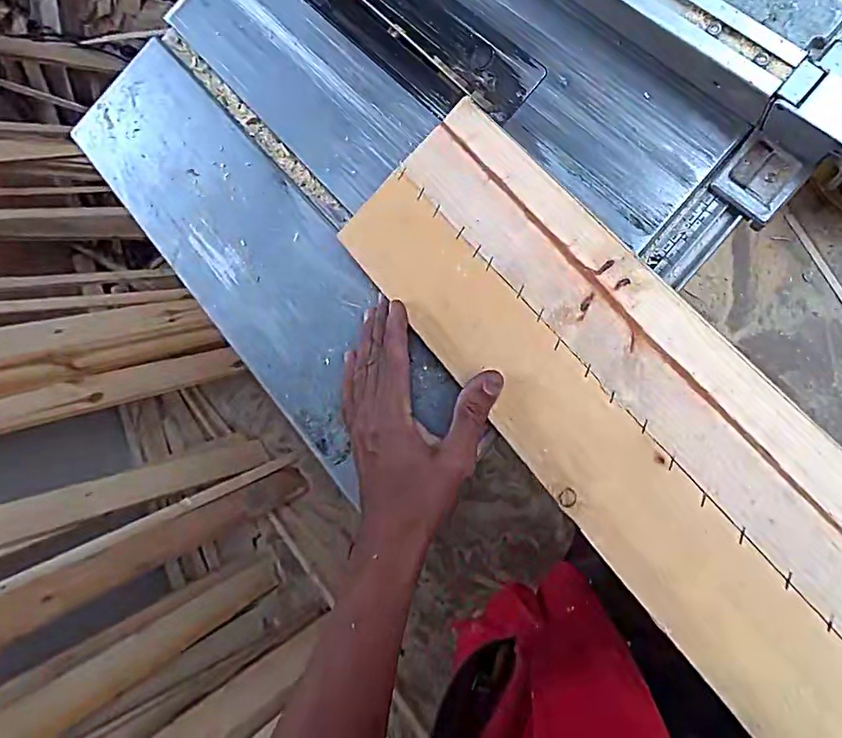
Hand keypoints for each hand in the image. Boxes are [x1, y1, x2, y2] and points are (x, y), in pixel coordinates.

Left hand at [342, 298, 501, 549]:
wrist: (389, 538)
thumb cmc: (424, 499)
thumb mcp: (456, 459)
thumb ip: (471, 416)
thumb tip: (491, 377)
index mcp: (391, 417)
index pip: (392, 363)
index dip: (393, 332)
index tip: (395, 305)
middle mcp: (370, 417)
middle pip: (370, 364)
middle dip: (375, 331)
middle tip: (378, 302)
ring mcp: (359, 428)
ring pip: (357, 377)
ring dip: (362, 347)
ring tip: (365, 322)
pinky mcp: (357, 438)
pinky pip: (350, 396)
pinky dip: (351, 373)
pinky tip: (351, 365)